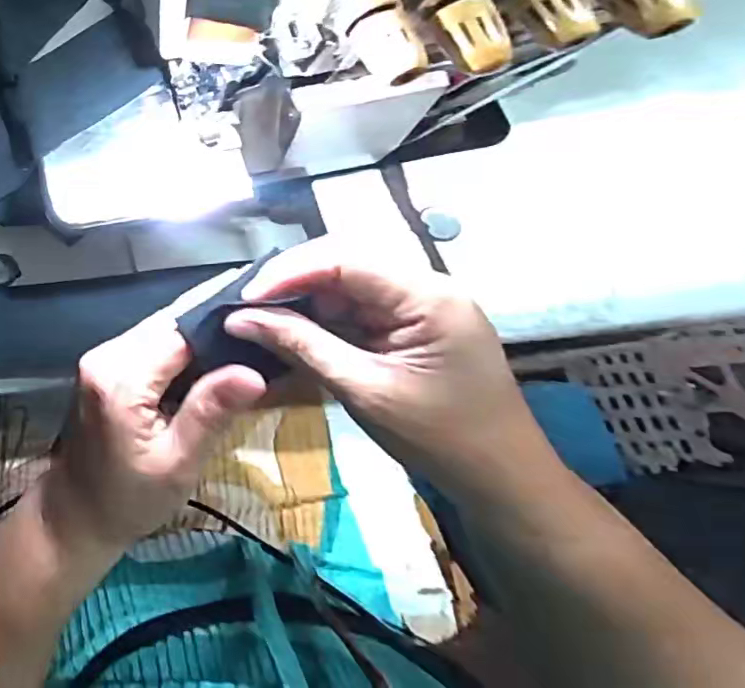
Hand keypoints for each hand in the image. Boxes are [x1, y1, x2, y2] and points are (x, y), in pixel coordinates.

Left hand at [43, 270, 268, 554]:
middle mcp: (105, 355)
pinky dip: (177, 349)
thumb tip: (252, 372)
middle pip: (168, 324)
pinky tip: (206, 362)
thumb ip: (210, 413)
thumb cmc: (128, 498)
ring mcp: (100, 356)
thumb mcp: (178, 463)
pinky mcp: (103, 363)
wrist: (77, 511)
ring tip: (241, 347)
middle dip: (211, 328)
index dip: (221, 329)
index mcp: (121, 378)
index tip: (263, 330)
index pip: (180, 333)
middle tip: (259, 335)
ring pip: (158, 329)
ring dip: (195, 337)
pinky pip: (147, 343)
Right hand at [223, 238, 551, 499]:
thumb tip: (237, 319)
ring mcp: (419, 302)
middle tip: (248, 306)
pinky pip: (355, 302)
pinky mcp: (410, 321)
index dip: (287, 273)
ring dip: (302, 296)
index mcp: (428, 296)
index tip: (244, 299)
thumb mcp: (363, 390)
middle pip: (342, 259)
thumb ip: (301, 345)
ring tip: (262, 315)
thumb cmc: (442, 440)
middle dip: (291, 280)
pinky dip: (321, 313)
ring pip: (343, 278)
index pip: (343, 260)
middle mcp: (425, 285)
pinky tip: (294, 326)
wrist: (508, 485)